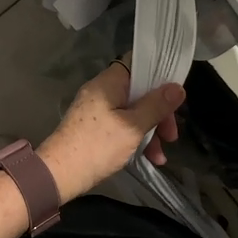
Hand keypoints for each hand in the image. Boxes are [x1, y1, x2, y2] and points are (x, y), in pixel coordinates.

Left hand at [36, 56, 185, 199]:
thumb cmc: (98, 146)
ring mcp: (97, 109)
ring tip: (160, 157)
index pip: (138, 63)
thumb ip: (156, 106)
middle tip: (171, 136)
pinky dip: (136, 138)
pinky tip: (148, 158)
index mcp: (109, 83)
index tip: (176, 94)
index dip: (160, 74)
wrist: (60, 173)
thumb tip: (177, 87)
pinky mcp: (94, 127)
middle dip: (159, 113)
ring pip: (133, 111)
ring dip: (150, 131)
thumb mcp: (133, 126)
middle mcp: (102, 91)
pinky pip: (122, 124)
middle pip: (139, 91)